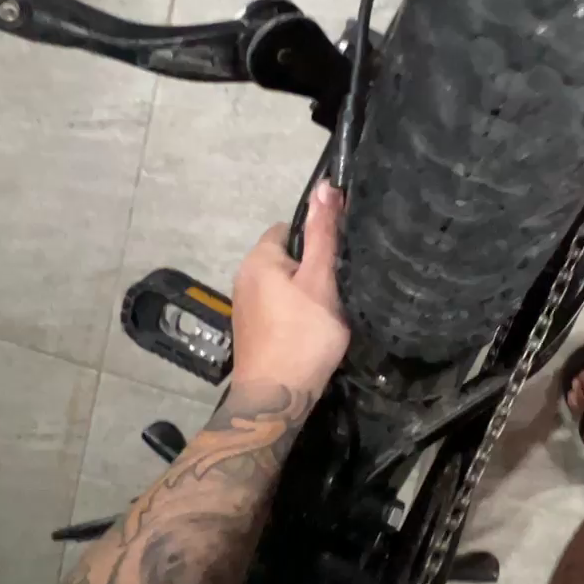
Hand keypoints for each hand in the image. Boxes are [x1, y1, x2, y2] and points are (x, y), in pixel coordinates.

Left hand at [230, 181, 349, 397]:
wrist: (276, 398)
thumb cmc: (302, 334)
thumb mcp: (320, 280)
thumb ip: (323, 234)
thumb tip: (324, 185)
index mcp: (258, 258)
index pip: (290, 228)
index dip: (317, 238)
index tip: (338, 259)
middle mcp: (244, 277)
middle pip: (287, 257)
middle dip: (312, 267)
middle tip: (339, 287)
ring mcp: (244, 306)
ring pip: (284, 284)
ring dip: (305, 291)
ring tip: (329, 310)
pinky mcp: (251, 330)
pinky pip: (278, 306)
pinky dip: (295, 312)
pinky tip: (312, 329)